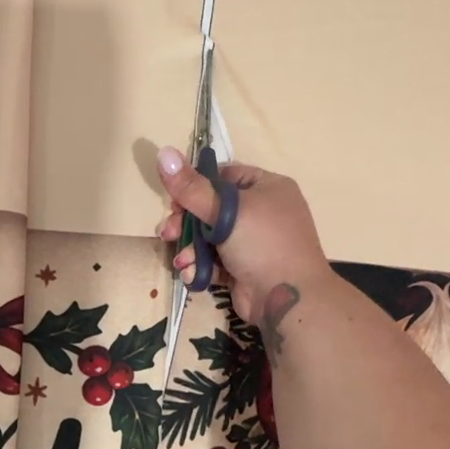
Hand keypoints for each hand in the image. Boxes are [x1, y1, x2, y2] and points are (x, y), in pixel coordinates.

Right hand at [154, 147, 330, 322]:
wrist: (287, 296)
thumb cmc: (262, 244)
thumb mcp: (225, 211)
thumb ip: (191, 187)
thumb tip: (162, 152)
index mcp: (266, 188)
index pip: (223, 177)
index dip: (195, 188)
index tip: (174, 202)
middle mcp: (261, 212)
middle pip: (209, 209)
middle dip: (184, 224)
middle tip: (167, 234)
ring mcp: (252, 242)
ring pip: (207, 237)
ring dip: (189, 249)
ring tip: (182, 261)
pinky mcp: (242, 267)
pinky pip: (213, 260)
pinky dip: (200, 266)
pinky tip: (194, 275)